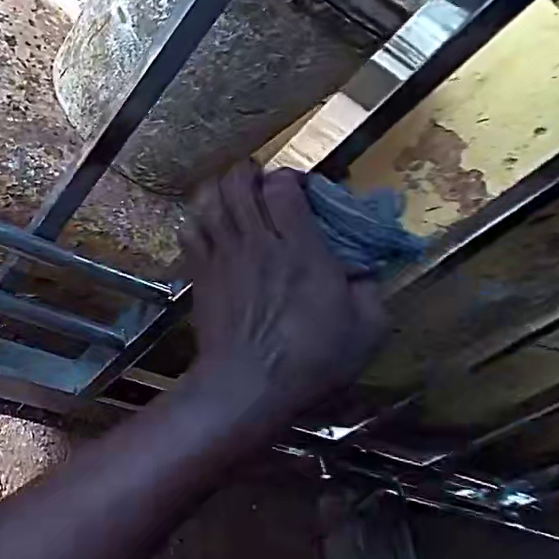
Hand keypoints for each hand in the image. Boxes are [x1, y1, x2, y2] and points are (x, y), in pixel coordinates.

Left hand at [179, 165, 385, 426]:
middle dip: (249, 172)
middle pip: (238, 183)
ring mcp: (223, 255)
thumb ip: (370, 292)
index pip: (282, 187)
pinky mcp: (200, 273)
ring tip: (234, 195)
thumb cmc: (309, 360)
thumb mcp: (365, 330)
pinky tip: (209, 226)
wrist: (246, 385)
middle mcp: (257, 241)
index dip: (288, 178)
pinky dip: (197, 219)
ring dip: (221, 188)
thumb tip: (364, 272)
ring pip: (210, 199)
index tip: (299, 189)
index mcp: (300, 249)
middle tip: (261, 183)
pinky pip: (189, 230)